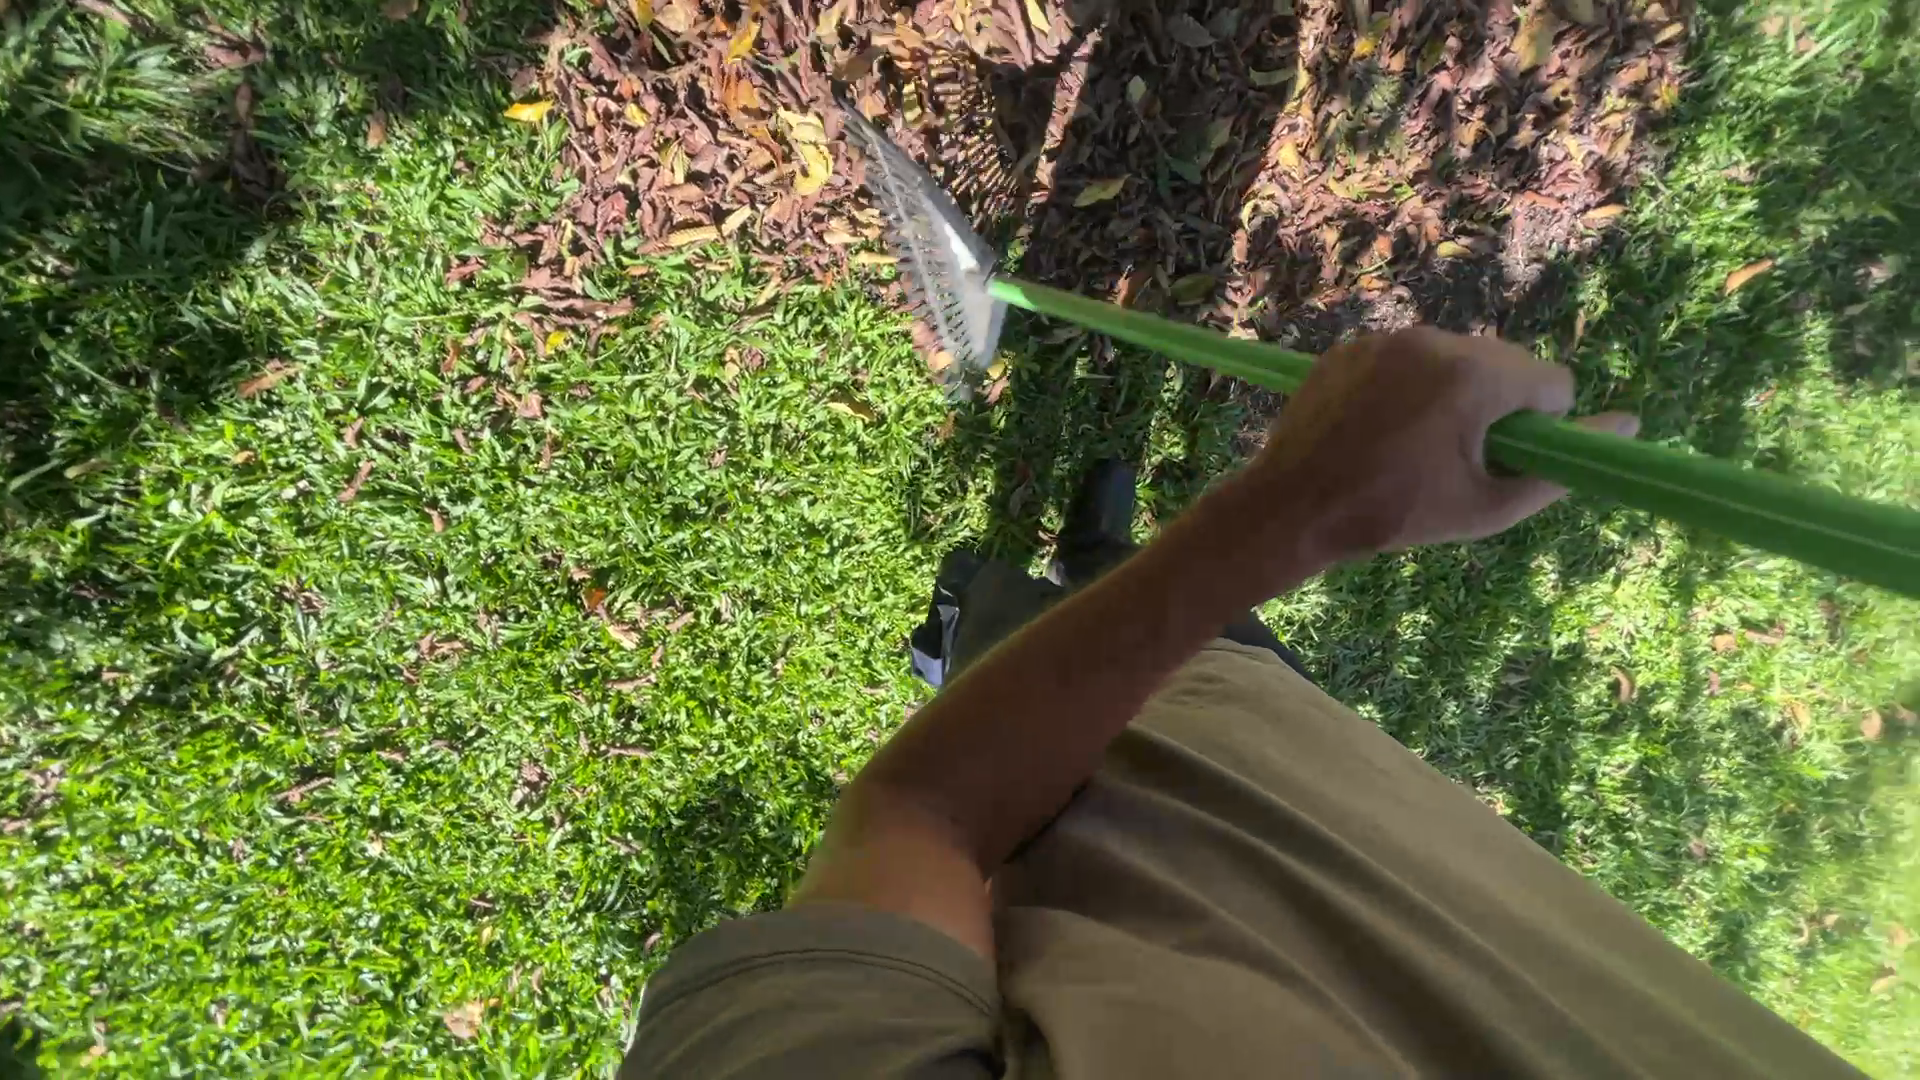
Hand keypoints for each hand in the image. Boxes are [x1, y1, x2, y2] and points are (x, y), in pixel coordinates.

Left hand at [1249, 327, 1637, 562]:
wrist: (1291, 506)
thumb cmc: (1390, 513)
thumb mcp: (1487, 507)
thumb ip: (1561, 467)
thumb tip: (1628, 424)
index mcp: (1474, 374)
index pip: (1551, 383)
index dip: (1537, 428)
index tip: (1496, 459)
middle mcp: (1430, 341)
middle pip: (1499, 366)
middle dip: (1491, 407)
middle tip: (1447, 457)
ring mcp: (1380, 341)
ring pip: (1448, 361)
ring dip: (1446, 395)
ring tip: (1406, 445)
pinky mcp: (1344, 350)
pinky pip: (1399, 362)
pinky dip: (1401, 388)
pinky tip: (1372, 428)